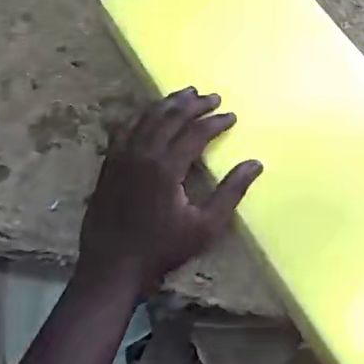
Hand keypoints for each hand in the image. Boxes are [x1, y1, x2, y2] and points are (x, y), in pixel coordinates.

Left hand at [74, 87, 262, 291]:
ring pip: (146, 118)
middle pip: (171, 117)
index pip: (196, 132)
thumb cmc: (162, 249)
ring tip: (186, 93)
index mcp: (166, 167)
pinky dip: (140, 115)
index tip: (232, 116)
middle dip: (195, 104)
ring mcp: (121, 158)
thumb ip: (231, 192)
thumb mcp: (205, 227)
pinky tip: (149, 113)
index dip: (216, 122)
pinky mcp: (108, 165)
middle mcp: (142, 155)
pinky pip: (124, 129)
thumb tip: (255, 163)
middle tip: (213, 97)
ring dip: (168, 103)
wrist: (111, 269)